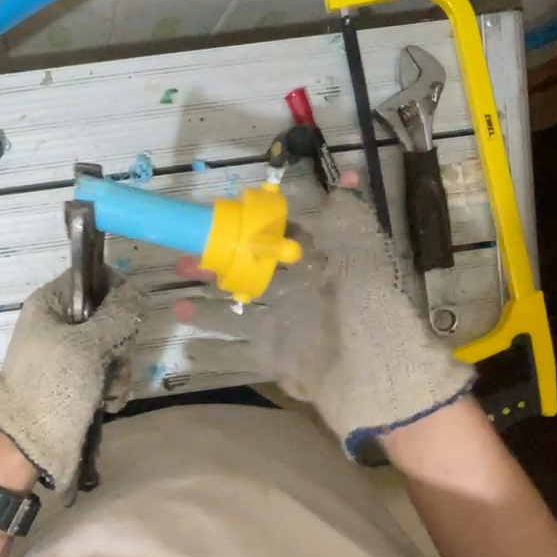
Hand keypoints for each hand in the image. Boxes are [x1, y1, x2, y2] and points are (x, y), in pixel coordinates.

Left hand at [0, 269, 146, 489]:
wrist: (31, 443)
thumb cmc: (54, 386)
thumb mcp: (89, 346)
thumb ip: (119, 315)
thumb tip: (138, 293)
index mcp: (49, 305)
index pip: (90, 278)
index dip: (115, 291)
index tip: (130, 314)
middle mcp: (57, 325)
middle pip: (107, 316)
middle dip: (119, 342)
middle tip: (115, 360)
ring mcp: (66, 355)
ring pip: (112, 347)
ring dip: (118, 369)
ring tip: (108, 390)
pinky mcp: (75, 381)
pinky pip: (106, 372)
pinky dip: (112, 386)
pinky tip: (107, 402)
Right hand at [180, 193, 472, 452]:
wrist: (379, 379)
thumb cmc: (369, 309)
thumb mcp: (361, 252)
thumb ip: (344, 216)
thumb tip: (342, 178)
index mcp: (322, 262)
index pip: (281, 236)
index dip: (250, 227)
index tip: (217, 218)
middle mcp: (302, 292)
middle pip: (250, 273)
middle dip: (217, 267)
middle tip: (183, 261)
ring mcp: (288, 328)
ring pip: (238, 313)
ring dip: (207, 309)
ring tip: (176, 306)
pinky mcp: (279, 360)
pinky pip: (240, 354)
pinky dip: (214, 353)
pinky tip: (186, 348)